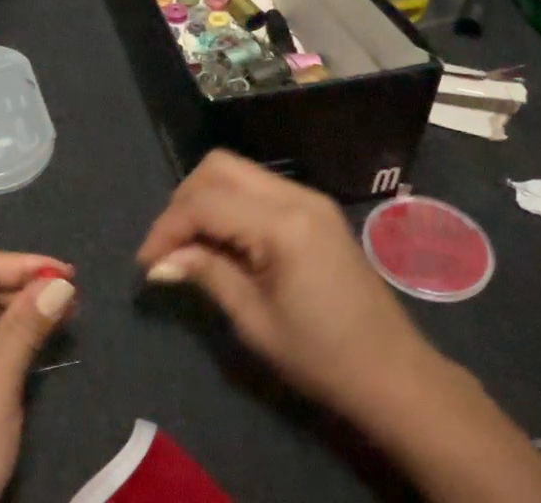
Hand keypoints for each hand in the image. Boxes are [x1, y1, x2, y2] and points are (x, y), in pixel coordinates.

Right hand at [135, 151, 434, 417]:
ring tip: (190, 246)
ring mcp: (310, 199)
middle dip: (183, 201)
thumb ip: (206, 275)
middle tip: (169, 247)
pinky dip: (230, 204)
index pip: (205, 203)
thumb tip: (158, 262)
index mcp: (283, 225)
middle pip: (218, 167)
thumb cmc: (322, 357)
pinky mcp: (315, 210)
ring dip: (205, 199)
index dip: (167, 228)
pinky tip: (223, 243)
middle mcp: (297, 197)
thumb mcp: (254, 320)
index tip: (147, 263)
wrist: (393, 374)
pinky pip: (258, 188)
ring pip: (237, 171)